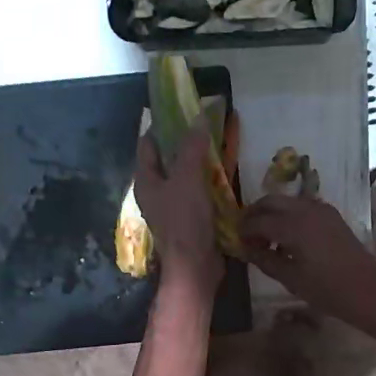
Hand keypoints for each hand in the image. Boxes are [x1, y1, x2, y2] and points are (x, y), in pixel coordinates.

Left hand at [134, 127, 223, 292]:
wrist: (195, 266)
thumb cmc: (184, 220)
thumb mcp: (187, 179)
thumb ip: (191, 148)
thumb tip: (198, 119)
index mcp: (147, 180)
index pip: (148, 143)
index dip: (163, 125)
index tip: (182, 108)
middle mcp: (158, 190)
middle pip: (170, 157)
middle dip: (187, 139)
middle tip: (207, 120)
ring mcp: (176, 204)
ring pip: (189, 172)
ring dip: (203, 156)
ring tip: (221, 136)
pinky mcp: (194, 215)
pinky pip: (203, 188)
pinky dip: (213, 175)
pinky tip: (228, 165)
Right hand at [240, 193, 375, 338]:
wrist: (368, 290)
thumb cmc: (327, 289)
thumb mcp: (290, 278)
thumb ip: (265, 259)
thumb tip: (246, 249)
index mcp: (293, 226)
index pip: (258, 220)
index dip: (244, 230)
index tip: (238, 242)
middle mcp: (306, 210)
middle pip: (270, 201)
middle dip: (255, 214)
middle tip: (247, 234)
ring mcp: (321, 209)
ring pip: (287, 201)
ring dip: (272, 213)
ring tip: (267, 238)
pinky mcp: (331, 215)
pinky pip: (302, 206)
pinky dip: (289, 215)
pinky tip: (288, 238)